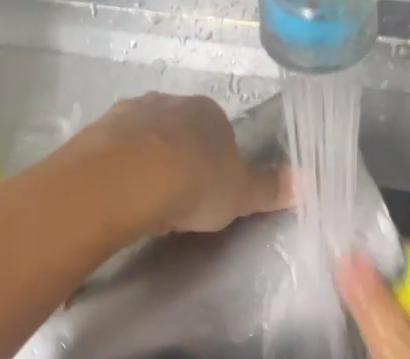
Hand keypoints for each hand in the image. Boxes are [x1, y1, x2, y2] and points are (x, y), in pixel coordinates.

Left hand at [76, 93, 290, 234]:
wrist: (125, 181)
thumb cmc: (194, 185)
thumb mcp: (241, 195)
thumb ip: (271, 189)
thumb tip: (310, 183)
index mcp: (209, 113)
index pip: (221, 134)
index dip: (220, 164)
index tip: (214, 194)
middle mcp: (169, 103)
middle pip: (182, 134)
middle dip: (183, 162)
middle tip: (183, 202)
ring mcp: (130, 114)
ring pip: (148, 142)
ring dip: (151, 167)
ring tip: (152, 205)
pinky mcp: (99, 133)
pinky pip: (118, 155)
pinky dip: (124, 173)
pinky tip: (126, 199)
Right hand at [335, 247, 409, 358]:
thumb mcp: (390, 345)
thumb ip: (371, 301)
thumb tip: (350, 257)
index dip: (384, 257)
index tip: (355, 274)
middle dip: (383, 286)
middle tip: (355, 305)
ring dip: (389, 309)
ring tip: (365, 326)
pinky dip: (401, 327)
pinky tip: (385, 347)